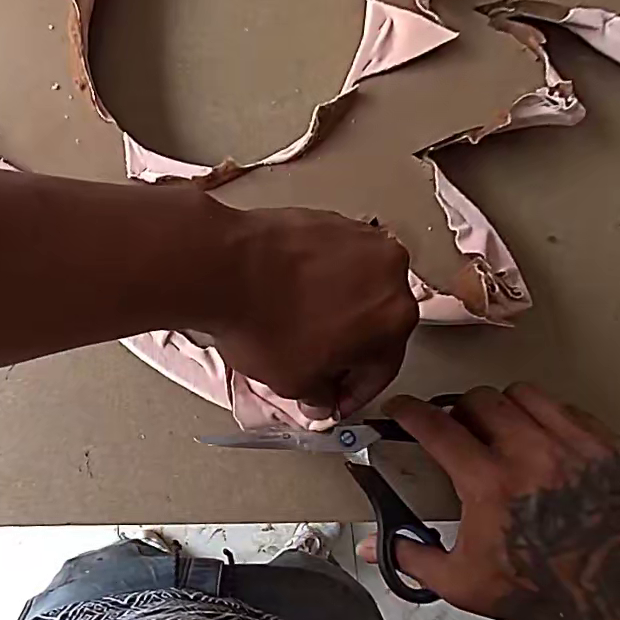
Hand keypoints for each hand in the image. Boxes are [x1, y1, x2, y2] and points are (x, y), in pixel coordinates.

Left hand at [199, 205, 417, 420]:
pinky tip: (288, 300)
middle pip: (374, 324)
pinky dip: (316, 284)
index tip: (335, 399)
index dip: (355, 393)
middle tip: (318, 369)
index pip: (382, 368)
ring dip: (332, 314)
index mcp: (394, 319)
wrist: (225, 270)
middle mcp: (388, 272)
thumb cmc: (262, 321)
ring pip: (353, 290)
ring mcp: (358, 239)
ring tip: (297, 332)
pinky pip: (329, 263)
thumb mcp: (294, 383)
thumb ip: (319, 395)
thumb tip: (320, 396)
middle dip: (346, 352)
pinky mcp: (327, 220)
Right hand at [358, 384, 619, 619]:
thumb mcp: (463, 583)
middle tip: (455, 428)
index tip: (400, 408)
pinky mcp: (615, 452)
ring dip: (502, 406)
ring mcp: (579, 448)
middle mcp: (533, 456)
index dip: (409, 411)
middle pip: (480, 399)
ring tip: (499, 429)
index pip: (436, 426)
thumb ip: (410, 558)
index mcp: (490, 485)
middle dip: (457, 409)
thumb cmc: (545, 594)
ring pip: (526, 395)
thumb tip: (370, 549)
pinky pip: (572, 411)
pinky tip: (543, 443)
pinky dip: (547, 418)